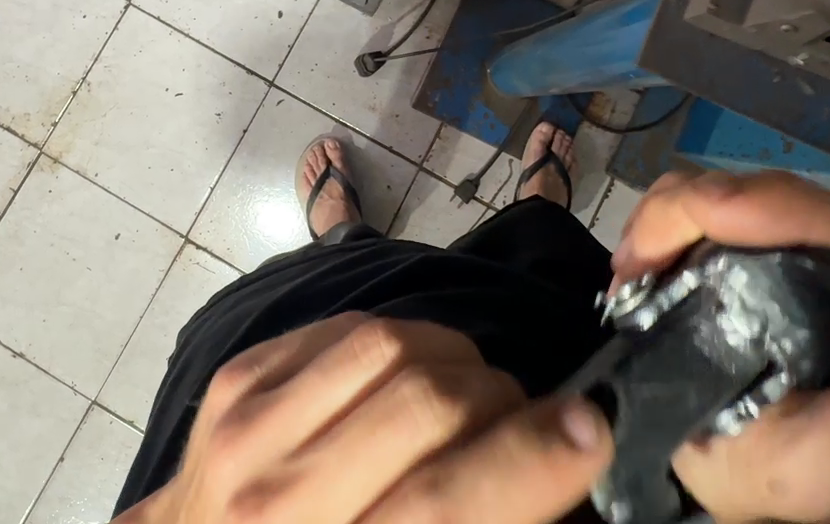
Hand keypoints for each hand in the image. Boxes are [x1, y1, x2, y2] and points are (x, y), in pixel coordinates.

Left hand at [119, 313, 611, 523]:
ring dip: (453, 355)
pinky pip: (344, 324)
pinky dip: (398, 339)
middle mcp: (278, 498)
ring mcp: (247, 424)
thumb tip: (553, 457)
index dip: (531, 457)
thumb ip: (475, 515)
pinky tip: (407, 368)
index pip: (444, 503)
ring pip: (387, 343)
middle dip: (498, 396)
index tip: (591, 425)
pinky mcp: (238, 374)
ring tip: (466, 385)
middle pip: (423, 402)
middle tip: (521, 412)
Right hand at [610, 169, 829, 522]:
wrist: (704, 455)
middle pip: (775, 195)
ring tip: (630, 275)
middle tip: (640, 261)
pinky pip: (686, 199)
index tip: (712, 212)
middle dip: (697, 211)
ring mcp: (777, 241)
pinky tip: (632, 266)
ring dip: (667, 218)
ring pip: (723, 188)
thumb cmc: (771, 465)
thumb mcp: (821, 472)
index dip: (789, 208)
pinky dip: (654, 222)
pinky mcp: (726, 236)